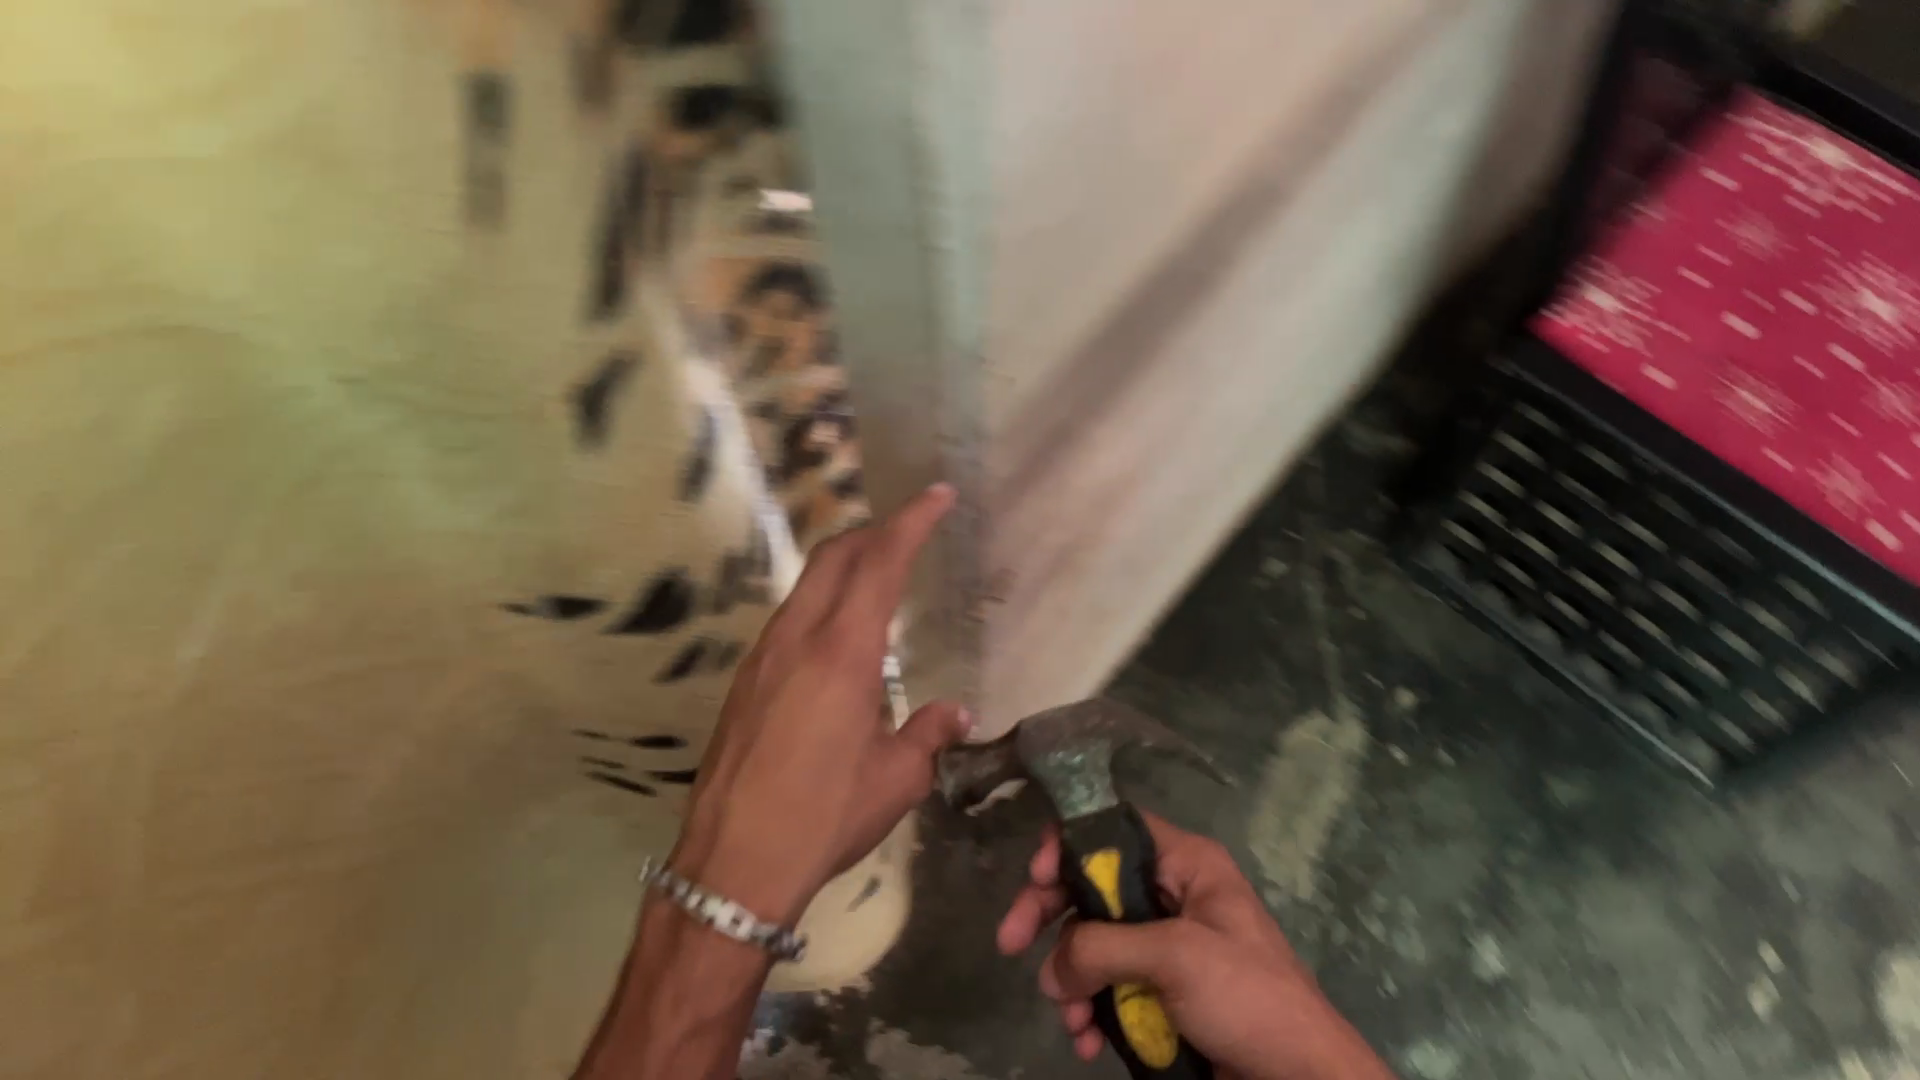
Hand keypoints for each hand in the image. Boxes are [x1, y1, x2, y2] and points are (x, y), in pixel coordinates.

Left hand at [669, 483, 970, 925]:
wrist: (732, 863)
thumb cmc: (824, 816)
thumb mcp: (896, 780)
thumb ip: (929, 734)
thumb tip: (959, 713)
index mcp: (843, 652)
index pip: (881, 563)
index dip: (912, 521)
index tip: (938, 495)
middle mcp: (798, 639)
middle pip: (834, 555)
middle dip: (875, 530)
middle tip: (911, 528)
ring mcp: (763, 656)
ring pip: (806, 584)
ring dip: (845, 565)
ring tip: (879, 576)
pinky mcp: (745, 680)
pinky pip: (789, 617)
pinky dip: (822, 601)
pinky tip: (839, 636)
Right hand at [996, 812, 1394, 1079]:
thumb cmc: (1248, 997)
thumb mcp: (1176, 957)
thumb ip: (1102, 949)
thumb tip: (1051, 971)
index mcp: (1185, 864)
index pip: (1113, 830)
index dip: (1068, 845)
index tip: (1036, 878)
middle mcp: (1171, 895)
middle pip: (1092, 887)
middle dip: (1050, 919)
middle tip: (1009, 944)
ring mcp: (1165, 947)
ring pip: (1093, 944)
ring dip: (1070, 980)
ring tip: (1070, 1020)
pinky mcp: (1161, 992)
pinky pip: (1109, 986)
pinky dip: (1090, 1011)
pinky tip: (1086, 1041)